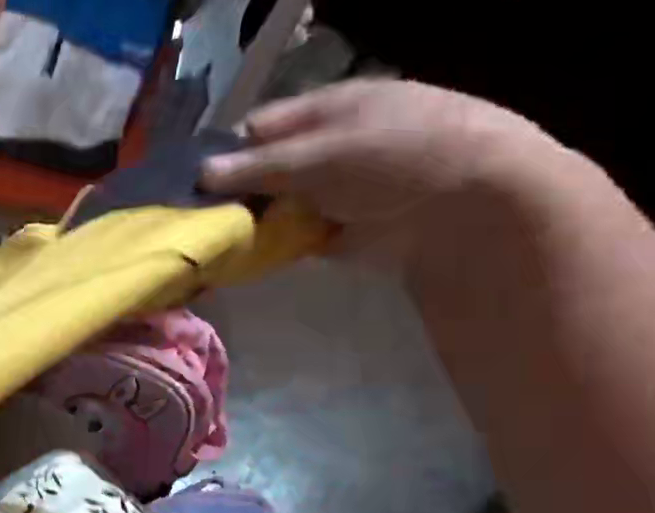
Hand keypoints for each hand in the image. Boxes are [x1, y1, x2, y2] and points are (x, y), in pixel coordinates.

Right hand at [200, 80, 572, 265]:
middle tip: (196, 221)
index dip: (226, 152)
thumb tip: (199, 173)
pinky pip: (288, 239)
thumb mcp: (319, 153)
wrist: (462, 209)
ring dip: (247, 225)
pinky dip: (267, 249)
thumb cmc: (395, 158)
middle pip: (262, 171)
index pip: (261, 127)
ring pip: (271, 208)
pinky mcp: (334, 233)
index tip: (192, 185)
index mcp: (329, 109)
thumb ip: (257, 167)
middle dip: (232, 194)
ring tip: (212, 245)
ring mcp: (331, 192)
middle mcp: (327, 148)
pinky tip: (240, 261)